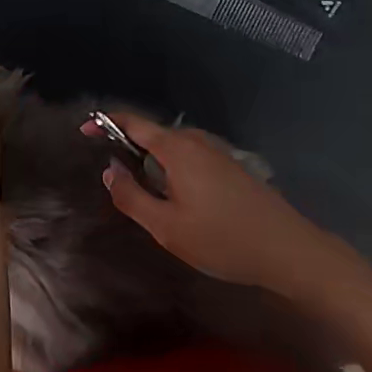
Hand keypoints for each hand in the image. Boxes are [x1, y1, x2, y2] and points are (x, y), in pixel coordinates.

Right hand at [101, 113, 325, 288]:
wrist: (287, 249)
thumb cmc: (221, 239)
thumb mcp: (166, 227)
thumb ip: (131, 196)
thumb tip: (109, 170)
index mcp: (176, 148)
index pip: (133, 123)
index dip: (106, 122)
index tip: (84, 130)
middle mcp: (196, 140)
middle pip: (152, 133)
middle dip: (127, 146)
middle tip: (113, 176)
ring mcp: (216, 151)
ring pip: (172, 146)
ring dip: (151, 159)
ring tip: (142, 191)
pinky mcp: (230, 165)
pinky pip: (189, 156)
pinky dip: (170, 166)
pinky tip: (175, 196)